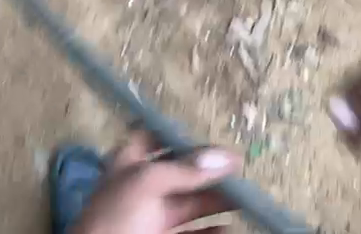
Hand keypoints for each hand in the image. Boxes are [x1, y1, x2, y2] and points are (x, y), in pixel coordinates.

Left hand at [71, 132, 241, 233]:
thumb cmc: (116, 217)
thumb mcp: (146, 182)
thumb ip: (184, 169)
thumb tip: (222, 156)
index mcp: (129, 164)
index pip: (152, 138)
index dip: (178, 135)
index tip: (210, 140)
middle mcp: (141, 188)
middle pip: (180, 173)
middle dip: (208, 171)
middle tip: (240, 172)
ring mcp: (150, 220)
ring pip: (189, 207)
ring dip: (215, 202)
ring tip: (245, 200)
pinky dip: (210, 233)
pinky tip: (230, 230)